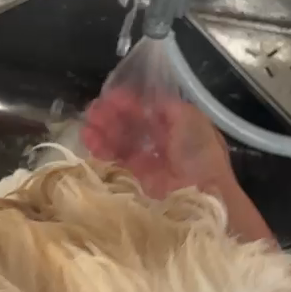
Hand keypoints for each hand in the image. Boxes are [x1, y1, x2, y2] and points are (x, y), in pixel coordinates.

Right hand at [81, 87, 238, 202]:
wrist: (203, 194)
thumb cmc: (199, 152)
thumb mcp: (189, 117)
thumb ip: (166, 106)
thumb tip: (145, 100)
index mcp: (176, 125)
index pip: (147, 110)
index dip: (129, 103)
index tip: (111, 97)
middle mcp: (161, 142)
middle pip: (131, 125)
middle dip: (111, 116)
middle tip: (93, 111)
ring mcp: (149, 161)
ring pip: (121, 142)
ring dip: (103, 131)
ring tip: (88, 127)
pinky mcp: (137, 179)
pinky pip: (116, 160)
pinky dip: (102, 149)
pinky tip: (90, 140)